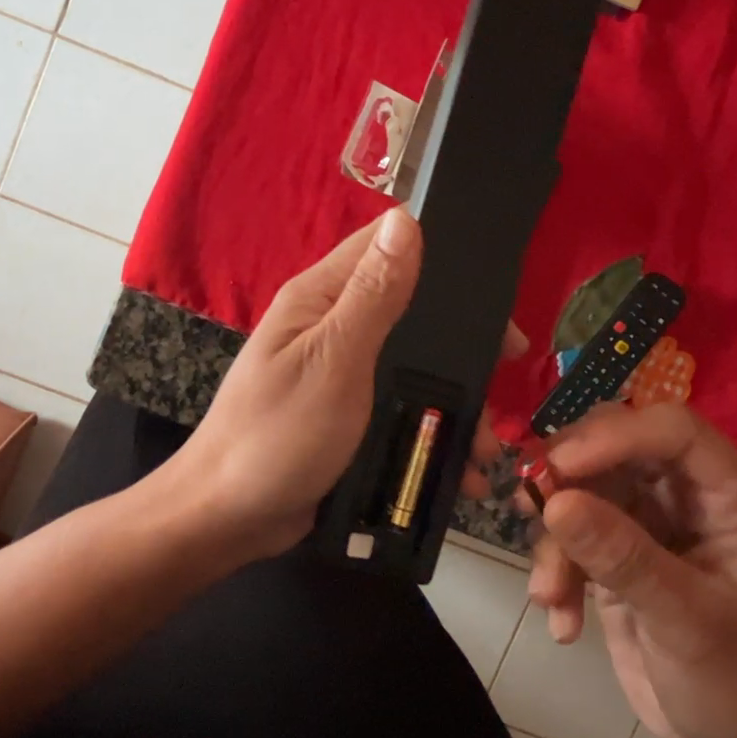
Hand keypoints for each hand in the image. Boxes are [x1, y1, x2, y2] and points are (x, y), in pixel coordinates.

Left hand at [165, 209, 521, 560]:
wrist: (228, 519)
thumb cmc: (277, 435)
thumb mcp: (333, 361)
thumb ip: (372, 294)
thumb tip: (404, 218)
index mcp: (320, 297)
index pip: (384, 245)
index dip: (441, 254)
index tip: (498, 289)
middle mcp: (331, 326)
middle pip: (412, 311)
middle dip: (462, 341)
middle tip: (507, 370)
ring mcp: (341, 374)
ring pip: (414, 368)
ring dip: (456, 399)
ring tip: (489, 444)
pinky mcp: (349, 418)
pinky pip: (403, 412)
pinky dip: (435, 433)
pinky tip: (464, 469)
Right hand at [523, 404, 736, 737]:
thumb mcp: (691, 625)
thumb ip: (623, 558)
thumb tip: (554, 499)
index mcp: (735, 500)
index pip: (672, 432)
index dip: (613, 436)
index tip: (557, 466)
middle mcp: (691, 500)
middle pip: (616, 450)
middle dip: (568, 478)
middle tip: (529, 505)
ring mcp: (651, 528)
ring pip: (583, 492)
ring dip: (556, 539)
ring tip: (549, 594)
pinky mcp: (618, 559)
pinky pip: (571, 537)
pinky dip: (557, 572)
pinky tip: (561, 620)